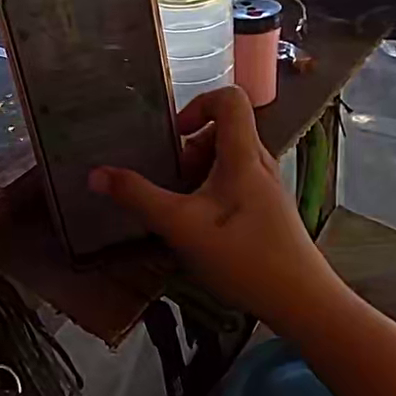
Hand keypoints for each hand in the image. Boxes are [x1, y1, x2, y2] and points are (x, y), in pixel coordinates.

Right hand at [89, 86, 341, 322]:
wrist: (299, 296)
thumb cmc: (242, 256)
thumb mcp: (181, 226)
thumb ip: (138, 197)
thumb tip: (96, 173)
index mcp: (243, 154)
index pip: (230, 99)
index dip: (199, 104)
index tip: (175, 135)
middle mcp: (260, 162)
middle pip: (224, 132)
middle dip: (191, 150)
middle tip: (174, 183)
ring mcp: (268, 186)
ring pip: (229, 160)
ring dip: (200, 174)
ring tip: (184, 209)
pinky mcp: (270, 208)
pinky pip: (238, 182)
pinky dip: (214, 192)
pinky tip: (203, 227)